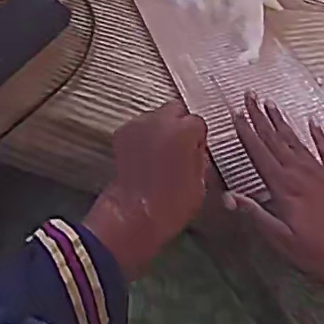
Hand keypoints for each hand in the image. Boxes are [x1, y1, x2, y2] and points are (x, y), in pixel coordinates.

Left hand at [84, 102, 208, 276]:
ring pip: (157, 116)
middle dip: (180, 124)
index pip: (198, 121)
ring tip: (162, 152)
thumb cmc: (172, 203)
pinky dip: (145, 135)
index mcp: (184, 131)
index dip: (198, 136)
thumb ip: (200, 156)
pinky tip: (146, 155)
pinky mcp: (123, 131)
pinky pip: (140, 126)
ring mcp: (139, 123)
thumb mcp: (200, 182)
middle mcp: (160, 120)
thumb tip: (197, 148)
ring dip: (161, 128)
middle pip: (176, 109)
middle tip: (181, 146)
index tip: (197, 148)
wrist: (135, 213)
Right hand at [232, 97, 323, 323]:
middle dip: (259, 116)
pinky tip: (313, 123)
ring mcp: (322, 174)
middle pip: (275, 139)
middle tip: (249, 95)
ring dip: (281, 122)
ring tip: (270, 104)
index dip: (245, 132)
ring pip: (296, 141)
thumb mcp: (284, 242)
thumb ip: (257, 216)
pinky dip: (318, 136)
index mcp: (284, 187)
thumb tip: (229, 196)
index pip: (258, 152)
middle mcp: (301, 173)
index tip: (235, 112)